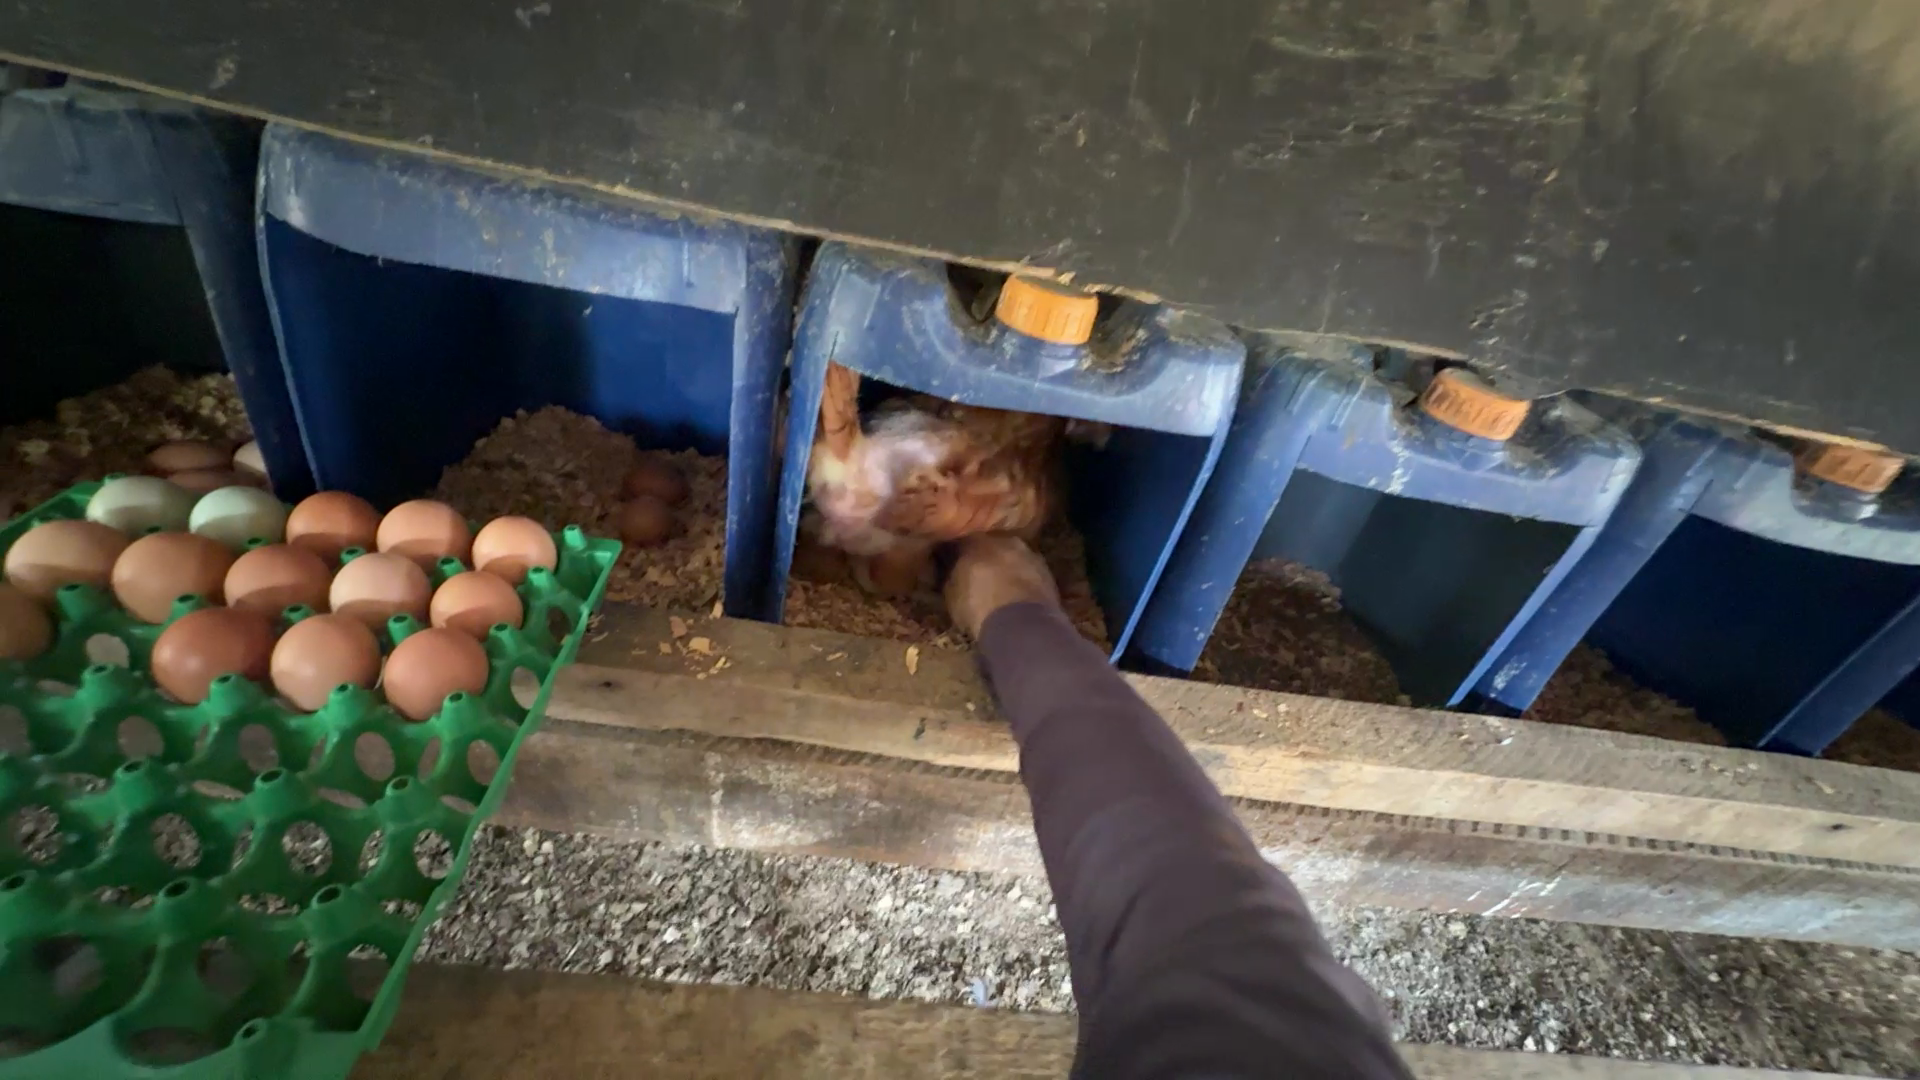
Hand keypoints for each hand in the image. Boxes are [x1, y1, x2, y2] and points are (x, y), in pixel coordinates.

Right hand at [942, 535, 1060, 639]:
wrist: (1020, 623)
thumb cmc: (977, 606)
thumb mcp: (951, 593)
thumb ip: (952, 576)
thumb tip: (952, 572)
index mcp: (975, 540)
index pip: (962, 542)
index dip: (957, 555)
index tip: (953, 566)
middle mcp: (1004, 540)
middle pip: (992, 545)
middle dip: (987, 558)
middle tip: (980, 575)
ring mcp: (1029, 553)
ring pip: (1014, 557)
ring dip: (1008, 568)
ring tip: (1002, 588)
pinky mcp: (1048, 572)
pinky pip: (1030, 573)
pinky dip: (1024, 581)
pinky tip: (1019, 596)